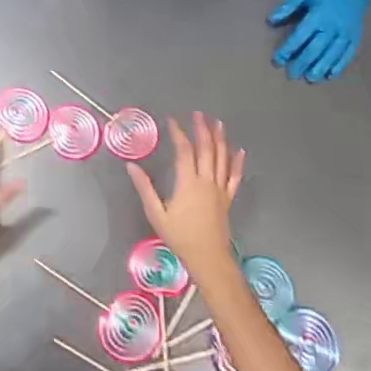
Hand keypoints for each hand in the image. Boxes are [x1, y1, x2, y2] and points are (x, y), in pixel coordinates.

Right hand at [125, 113, 244, 269]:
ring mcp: (220, 189)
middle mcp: (207, 181)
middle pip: (207, 149)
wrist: (207, 255)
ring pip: (222, 158)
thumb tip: (131, 166)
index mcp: (188, 183)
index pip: (184, 151)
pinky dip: (237, 162)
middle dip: (202, 130)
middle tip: (199, 114)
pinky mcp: (228, 198)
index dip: (178, 133)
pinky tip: (239, 151)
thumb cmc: (179, 236)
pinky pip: (234, 176)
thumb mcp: (156, 213)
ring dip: (220, 139)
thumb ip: (145, 188)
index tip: (172, 121)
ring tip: (218, 123)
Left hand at [267, 0, 370, 81]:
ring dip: (321, 67)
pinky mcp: (355, 36)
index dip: (287, 50)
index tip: (277, 61)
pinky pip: (348, 53)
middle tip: (292, 75)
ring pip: (332, 54)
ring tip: (310, 79)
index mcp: (318, 15)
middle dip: (302, 63)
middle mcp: (332, 26)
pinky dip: (339, 65)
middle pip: (316, 49)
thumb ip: (288, 6)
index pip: (300, 37)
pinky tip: (330, 75)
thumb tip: (270, 21)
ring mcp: (345, 33)